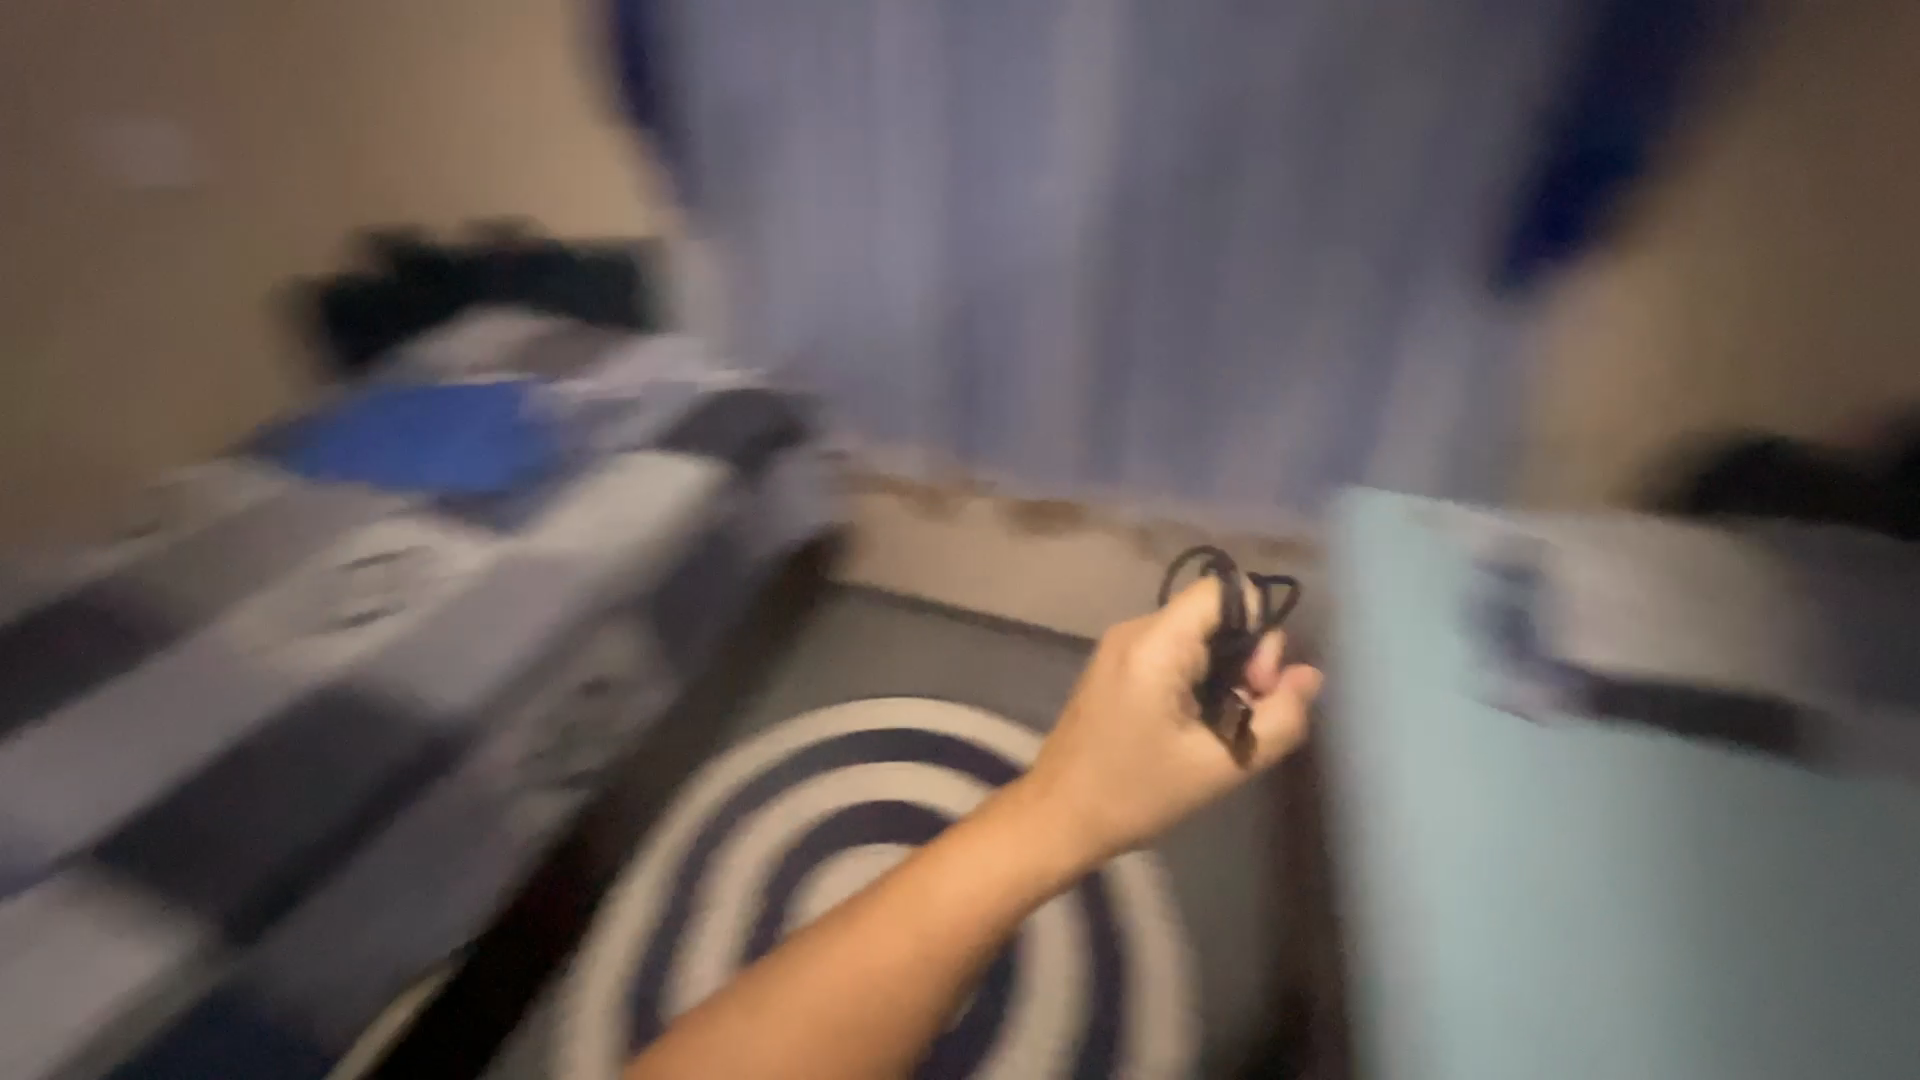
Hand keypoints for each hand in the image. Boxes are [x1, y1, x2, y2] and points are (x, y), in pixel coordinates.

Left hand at [1008, 576, 1322, 869]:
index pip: (1225, 591)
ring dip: (1224, 673)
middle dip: (1246, 658)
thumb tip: (1308, 676)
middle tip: (1244, 715)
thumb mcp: (1222, 764)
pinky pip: (1173, 651)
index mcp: (1154, 643)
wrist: (1060, 814)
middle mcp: (1134, 630)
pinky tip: (1196, 724)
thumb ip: (1279, 718)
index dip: (1259, 628)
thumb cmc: (1136, 792)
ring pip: (1196, 635)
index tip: (1258, 684)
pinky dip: (1198, 678)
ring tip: (1220, 727)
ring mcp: (1120, 646)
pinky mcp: (1116, 665)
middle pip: (1214, 614)